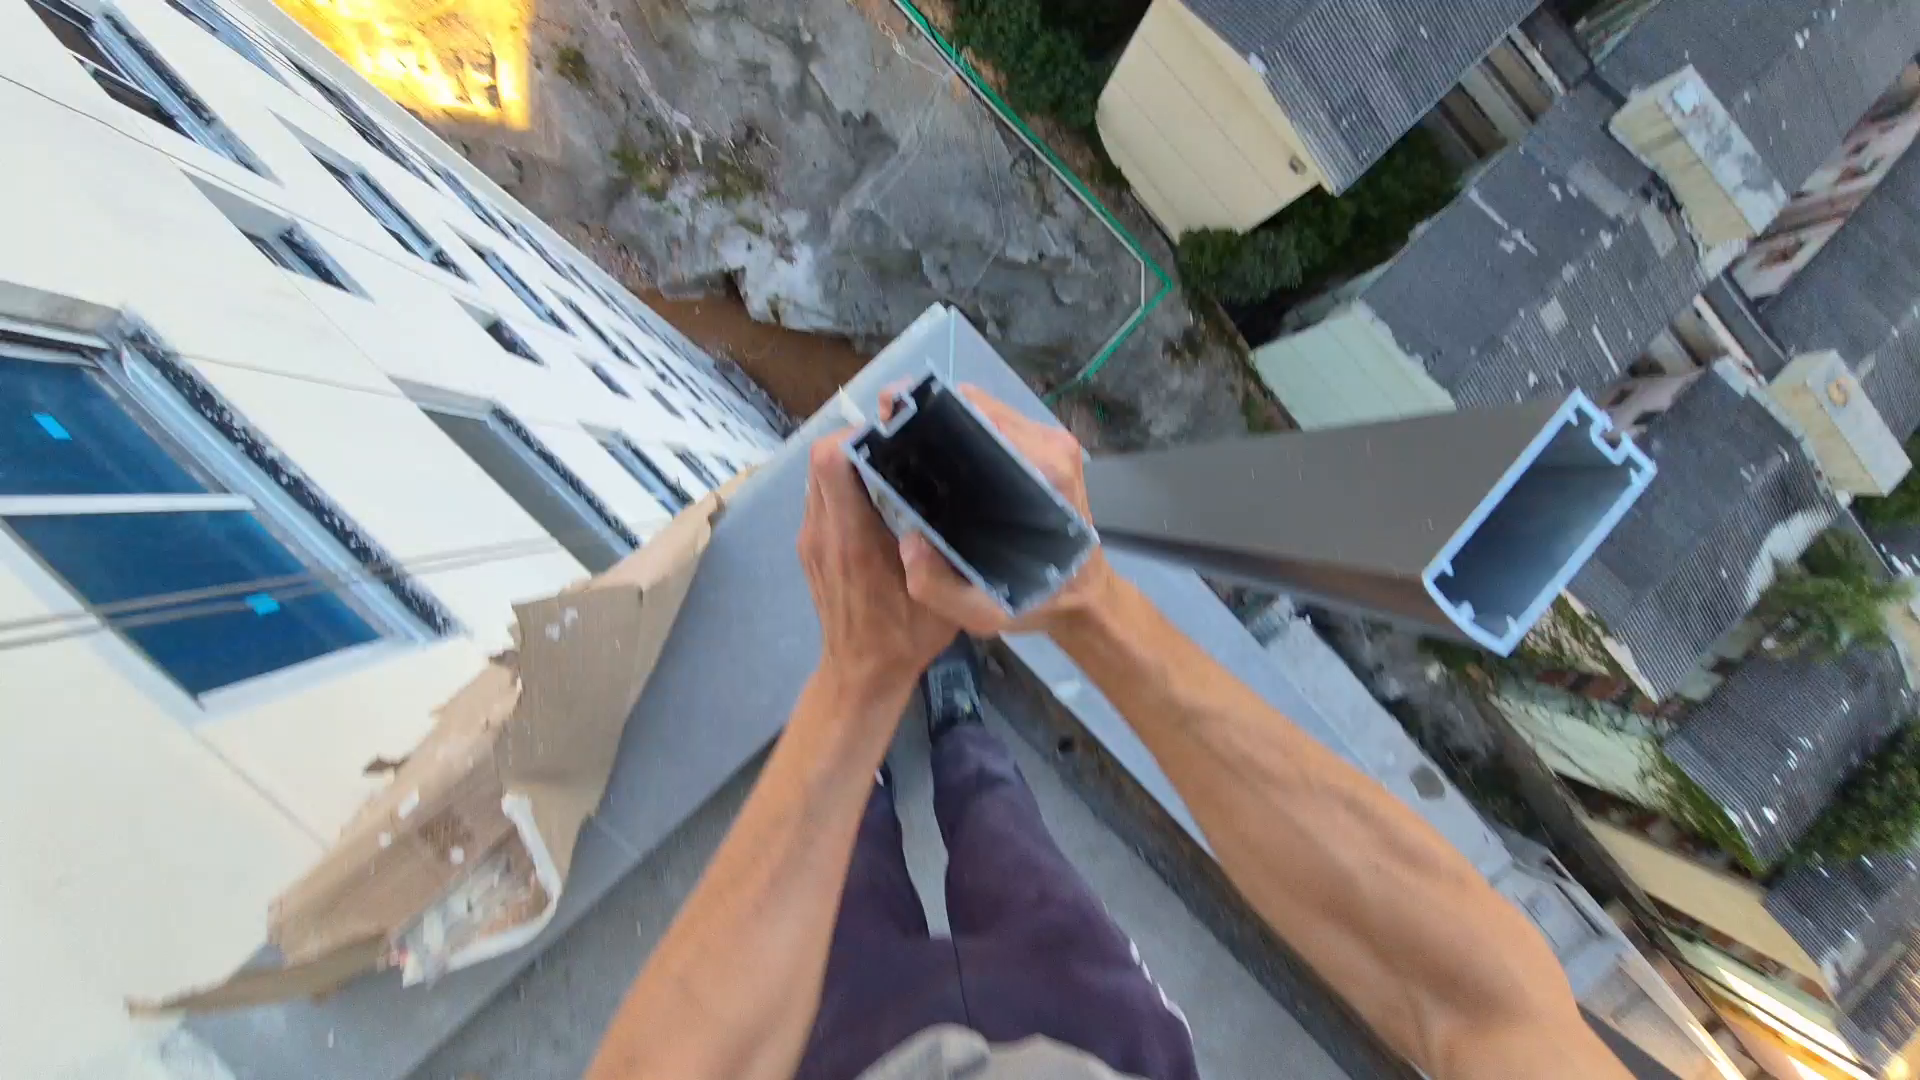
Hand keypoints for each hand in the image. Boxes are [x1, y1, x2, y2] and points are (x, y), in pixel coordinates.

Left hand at [798, 431, 958, 700]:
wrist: (860, 674)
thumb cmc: (903, 637)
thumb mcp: (939, 597)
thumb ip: (943, 553)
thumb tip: (953, 502)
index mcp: (852, 538)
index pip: (831, 462)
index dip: (858, 435)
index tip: (896, 435)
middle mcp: (822, 531)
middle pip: (821, 460)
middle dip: (858, 443)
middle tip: (901, 447)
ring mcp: (811, 540)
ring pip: (819, 477)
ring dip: (850, 464)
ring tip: (893, 468)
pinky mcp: (810, 548)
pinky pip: (821, 498)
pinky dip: (845, 487)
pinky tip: (879, 499)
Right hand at [892, 385, 1117, 637]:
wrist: (1082, 600)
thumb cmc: (1036, 603)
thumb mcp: (983, 612)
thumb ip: (937, 586)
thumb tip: (908, 541)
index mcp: (1039, 475)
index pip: (978, 417)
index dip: (928, 411)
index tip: (889, 418)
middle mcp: (1049, 449)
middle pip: (977, 406)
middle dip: (928, 413)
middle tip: (888, 431)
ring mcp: (1052, 443)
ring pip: (985, 411)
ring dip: (945, 420)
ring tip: (906, 440)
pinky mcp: (1049, 448)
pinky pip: (997, 424)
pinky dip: (964, 430)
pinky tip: (938, 453)